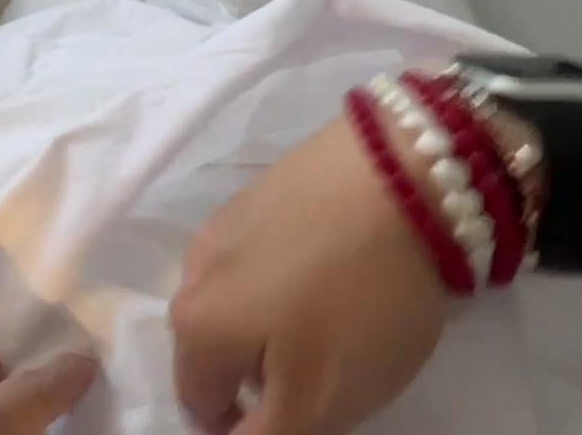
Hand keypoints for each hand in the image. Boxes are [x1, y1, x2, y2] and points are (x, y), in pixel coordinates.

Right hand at [169, 116, 447, 434]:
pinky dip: (285, 282)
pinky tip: (333, 271)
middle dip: (262, 376)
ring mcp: (220, 225)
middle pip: (216, 353)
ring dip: (273, 328)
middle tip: (328, 371)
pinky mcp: (254, 196)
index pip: (200, 407)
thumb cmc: (356, 296)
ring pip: (237, 305)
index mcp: (193, 322)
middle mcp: (190, 270)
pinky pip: (256, 262)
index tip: (310, 413)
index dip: (250, 428)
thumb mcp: (319, 397)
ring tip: (335, 318)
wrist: (391, 173)